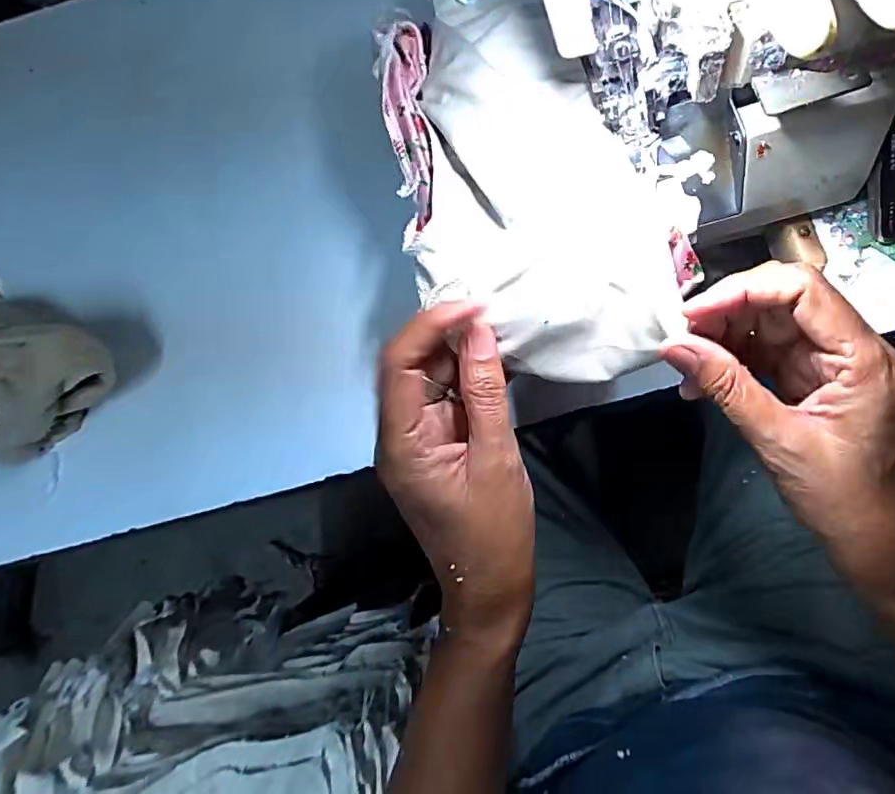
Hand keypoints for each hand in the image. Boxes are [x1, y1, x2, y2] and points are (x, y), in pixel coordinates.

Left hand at [377, 302, 534, 650]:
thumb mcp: (496, 458)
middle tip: (485, 307)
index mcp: (402, 442)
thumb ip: (486, 392)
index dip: (428, 327)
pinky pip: (443, 395)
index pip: (398, 366)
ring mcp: (415, 438)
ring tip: (491, 323)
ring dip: (455, 348)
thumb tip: (479, 332)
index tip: (469, 306)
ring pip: (426, 376)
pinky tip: (489, 356)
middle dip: (442, 332)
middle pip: (407, 366)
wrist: (490, 588)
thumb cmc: (494, 532)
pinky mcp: (434, 441)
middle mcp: (398, 434)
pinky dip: (465, 373)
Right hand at [661, 262, 894, 607]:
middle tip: (684, 334)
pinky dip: (734, 359)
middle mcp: (850, 348)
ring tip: (688, 361)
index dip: (744, 290)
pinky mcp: (813, 380)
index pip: (802, 289)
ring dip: (725, 336)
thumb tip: (675, 347)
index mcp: (861, 357)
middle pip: (783, 301)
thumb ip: (727, 386)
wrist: (880, 550)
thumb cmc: (846, 502)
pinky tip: (704, 376)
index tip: (697, 312)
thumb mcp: (779, 441)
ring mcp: (831, 364)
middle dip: (728, 311)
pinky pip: (768, 353)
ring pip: (770, 325)